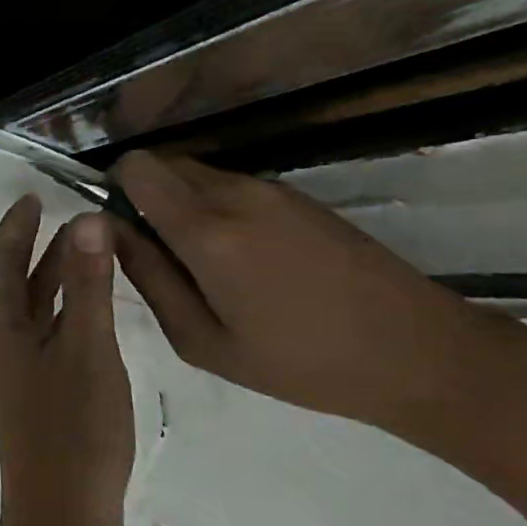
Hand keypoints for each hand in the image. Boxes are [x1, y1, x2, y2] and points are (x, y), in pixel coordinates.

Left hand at [0, 197, 133, 525]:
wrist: (63, 520)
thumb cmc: (73, 429)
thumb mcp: (87, 348)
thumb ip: (88, 284)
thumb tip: (87, 221)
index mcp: (0, 328)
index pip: (0, 260)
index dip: (15, 225)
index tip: (33, 195)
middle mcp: (1, 343)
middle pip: (15, 280)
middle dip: (38, 244)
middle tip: (68, 214)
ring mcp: (18, 370)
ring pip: (34, 306)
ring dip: (56, 274)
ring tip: (89, 247)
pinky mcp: (37, 390)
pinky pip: (48, 329)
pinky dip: (67, 305)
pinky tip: (96, 304)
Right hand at [112, 151, 480, 430]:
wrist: (414, 350)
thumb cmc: (301, 361)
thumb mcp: (206, 342)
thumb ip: (150, 279)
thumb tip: (111, 233)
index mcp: (206, 228)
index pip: (136, 167)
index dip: (115, 189)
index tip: (122, 229)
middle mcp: (233, 191)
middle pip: (164, 164)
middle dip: (148, 198)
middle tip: (165, 258)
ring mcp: (269, 187)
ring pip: (199, 174)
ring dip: (185, 204)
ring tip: (211, 267)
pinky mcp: (295, 194)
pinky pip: (233, 186)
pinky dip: (219, 208)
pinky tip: (251, 262)